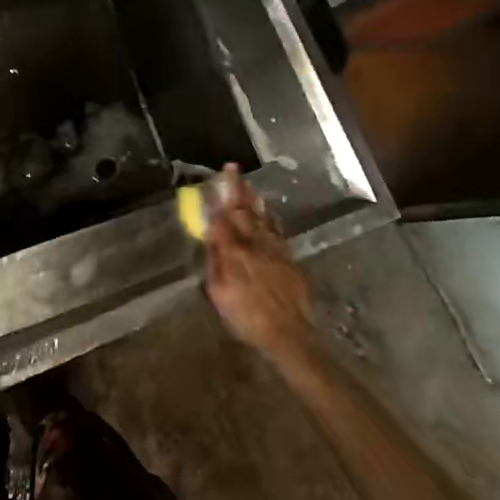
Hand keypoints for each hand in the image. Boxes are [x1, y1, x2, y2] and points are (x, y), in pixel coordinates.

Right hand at [204, 165, 315, 359]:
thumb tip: (211, 238)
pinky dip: (268, 214)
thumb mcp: (220, 295)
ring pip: (262, 214)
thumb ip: (214, 263)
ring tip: (247, 181)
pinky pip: (276, 227)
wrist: (288, 332)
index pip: (222, 219)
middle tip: (231, 167)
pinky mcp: (288, 255)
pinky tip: (266, 209)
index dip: (216, 199)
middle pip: (243, 210)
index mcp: (235, 253)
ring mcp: (275, 247)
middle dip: (236, 187)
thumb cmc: (247, 319)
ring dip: (253, 196)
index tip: (212, 181)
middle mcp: (255, 243)